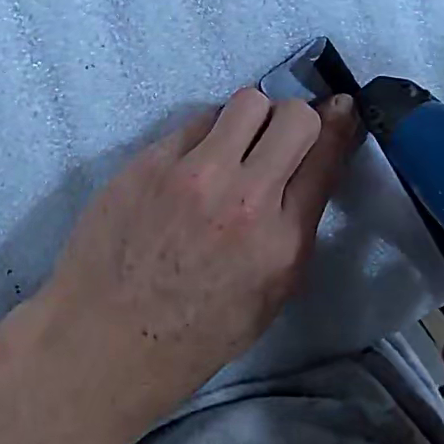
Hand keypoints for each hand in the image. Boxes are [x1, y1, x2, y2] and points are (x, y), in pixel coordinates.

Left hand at [40, 87, 362, 415]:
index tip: (341, 107)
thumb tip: (317, 161)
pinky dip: (207, 134)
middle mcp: (244, 198)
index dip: (340, 122)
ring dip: (252, 117)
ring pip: (247, 101)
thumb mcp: (273, 292)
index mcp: (283, 240)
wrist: (103, 342)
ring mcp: (194, 174)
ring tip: (235, 144)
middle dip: (295, 119)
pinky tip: (193, 164)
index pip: (327, 153)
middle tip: (277, 138)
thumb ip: (300, 224)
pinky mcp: (152, 160)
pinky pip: (198, 119)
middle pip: (294, 115)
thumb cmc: (198, 330)